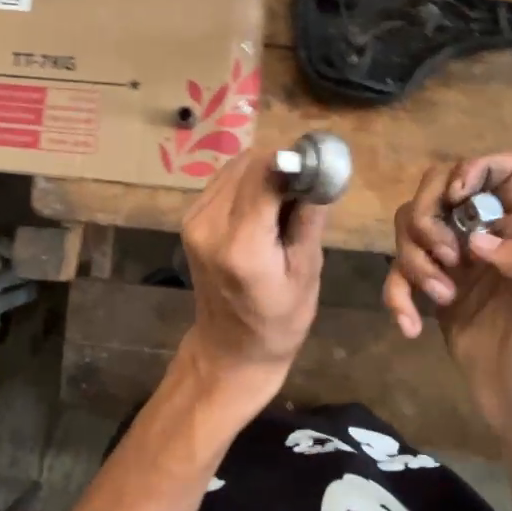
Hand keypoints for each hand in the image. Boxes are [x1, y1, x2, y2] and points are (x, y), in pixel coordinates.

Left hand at [178, 148, 326, 397]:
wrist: (230, 349)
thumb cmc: (279, 320)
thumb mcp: (307, 272)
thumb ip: (308, 217)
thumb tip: (322, 169)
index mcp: (241, 243)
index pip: (265, 175)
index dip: (295, 161)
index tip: (320, 164)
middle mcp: (209, 224)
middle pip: (248, 164)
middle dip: (281, 165)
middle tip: (308, 185)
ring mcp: (193, 219)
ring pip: (235, 167)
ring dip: (265, 172)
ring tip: (288, 199)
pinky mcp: (190, 217)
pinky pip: (223, 181)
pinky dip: (248, 182)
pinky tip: (265, 206)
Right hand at [383, 155, 511, 452]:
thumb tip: (479, 240)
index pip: (508, 170)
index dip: (477, 169)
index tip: (455, 198)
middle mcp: (496, 239)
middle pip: (444, 189)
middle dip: (429, 214)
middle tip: (443, 255)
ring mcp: (464, 266)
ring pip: (416, 227)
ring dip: (414, 257)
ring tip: (437, 298)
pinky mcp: (439, 294)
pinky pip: (402, 273)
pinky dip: (397, 294)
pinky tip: (409, 326)